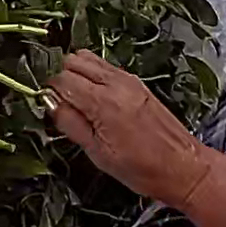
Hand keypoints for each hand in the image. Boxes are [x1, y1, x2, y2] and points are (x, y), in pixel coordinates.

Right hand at [48, 50, 221, 209]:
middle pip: (73, 60)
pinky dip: (92, 72)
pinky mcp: (135, 81)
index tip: (43, 102)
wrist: (182, 166)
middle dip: (60, 75)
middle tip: (56, 99)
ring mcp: (127, 78)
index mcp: (103, 102)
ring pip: (89, 58)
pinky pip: (105, 66)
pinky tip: (92, 95)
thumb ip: (70, 123)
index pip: (62, 78)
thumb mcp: (97, 153)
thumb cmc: (139, 168)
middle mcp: (115, 82)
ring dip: (75, 70)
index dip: (48, 88)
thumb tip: (48, 103)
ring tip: (73, 97)